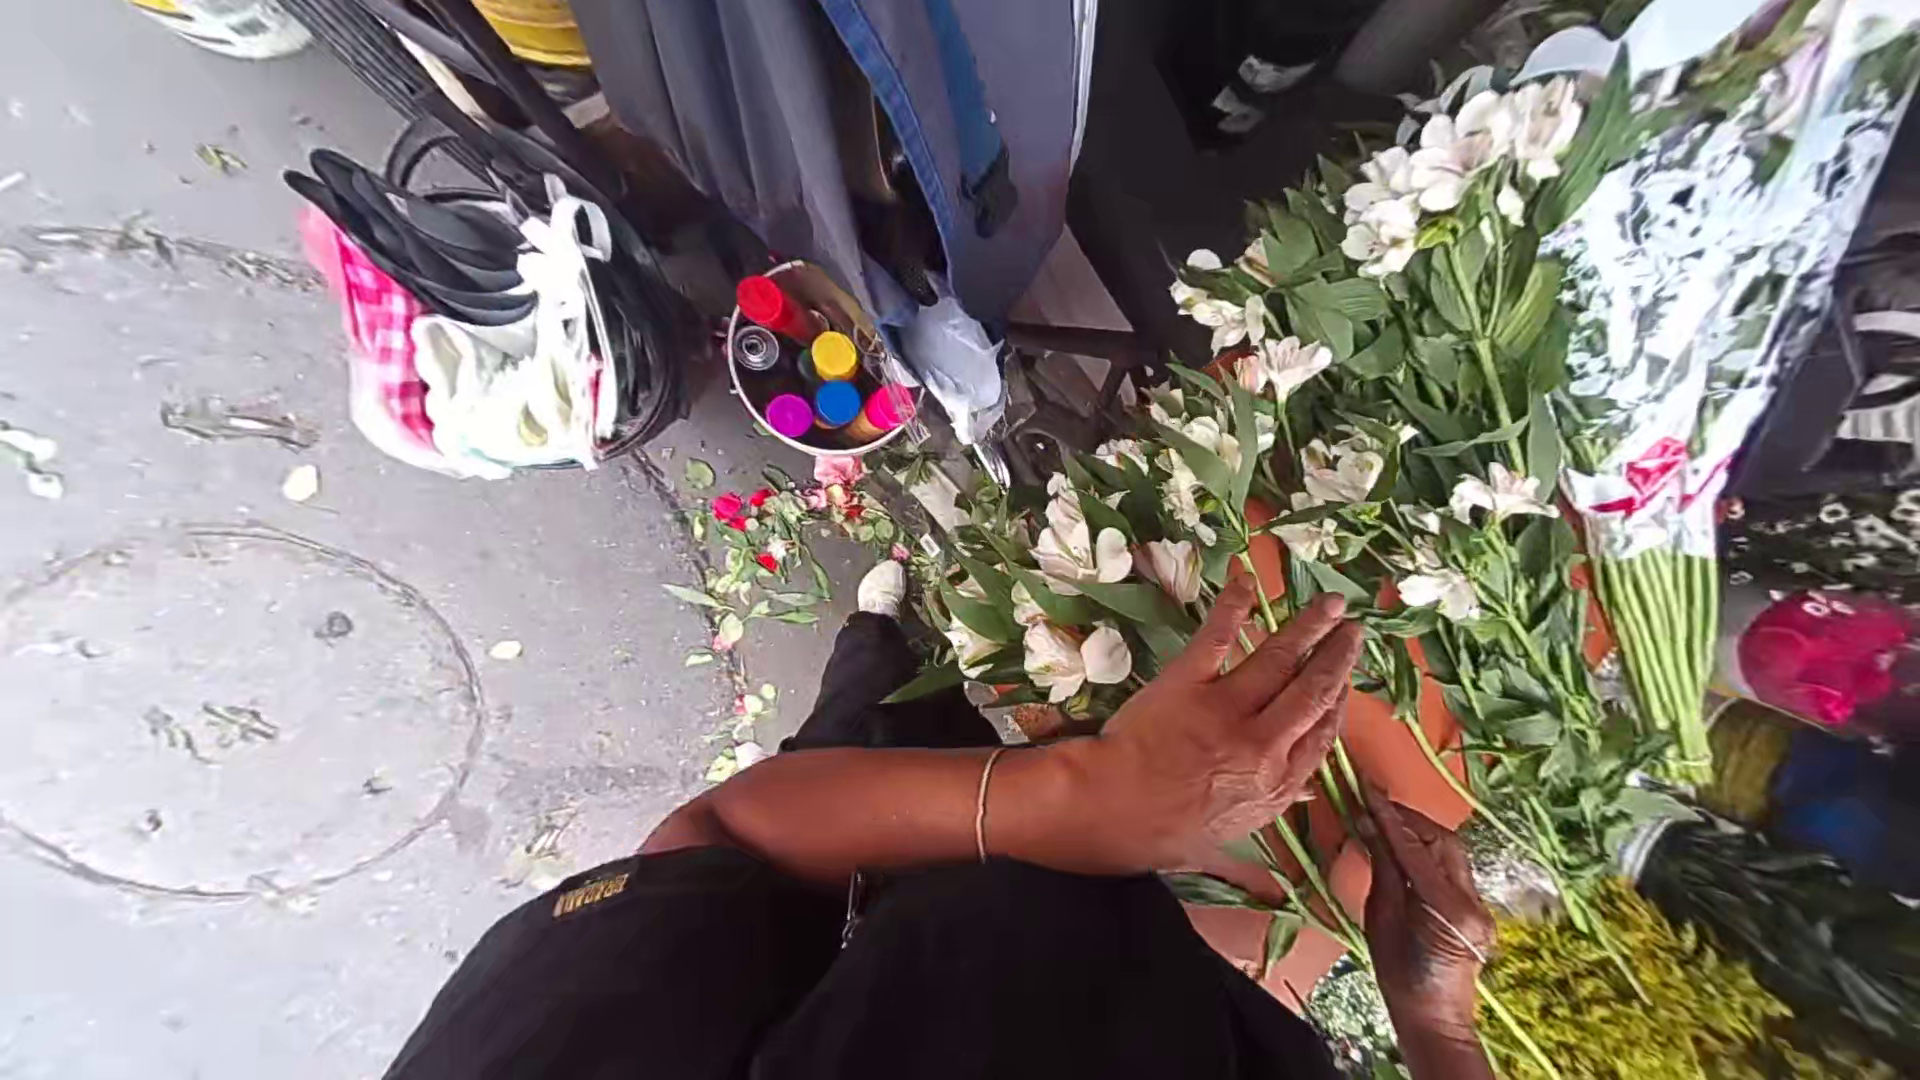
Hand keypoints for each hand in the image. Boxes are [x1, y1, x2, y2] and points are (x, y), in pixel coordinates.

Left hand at [1032, 579, 1361, 872]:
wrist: (1112, 809)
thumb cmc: (1163, 829)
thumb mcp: (1225, 844)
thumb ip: (1265, 827)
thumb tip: (1295, 818)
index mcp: (1277, 785)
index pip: (1322, 735)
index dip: (1337, 703)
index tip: (1344, 681)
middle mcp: (1265, 744)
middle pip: (1313, 691)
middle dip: (1337, 657)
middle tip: (1353, 629)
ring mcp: (1228, 709)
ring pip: (1279, 660)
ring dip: (1307, 628)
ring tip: (1328, 604)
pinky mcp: (1189, 682)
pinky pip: (1219, 637)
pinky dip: (1235, 607)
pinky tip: (1247, 583)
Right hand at [1358, 782, 1493, 1045]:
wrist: (1433, 1015)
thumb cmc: (1398, 970)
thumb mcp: (1380, 914)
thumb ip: (1382, 865)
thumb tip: (1367, 823)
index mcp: (1449, 907)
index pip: (1414, 846)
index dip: (1387, 814)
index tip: (1365, 787)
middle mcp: (1473, 902)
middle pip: (1443, 841)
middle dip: (1407, 817)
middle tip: (1372, 803)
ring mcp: (1478, 905)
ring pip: (1449, 849)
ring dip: (1415, 829)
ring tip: (1381, 819)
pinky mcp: (1474, 907)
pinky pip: (1448, 865)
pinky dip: (1422, 848)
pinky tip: (1398, 844)